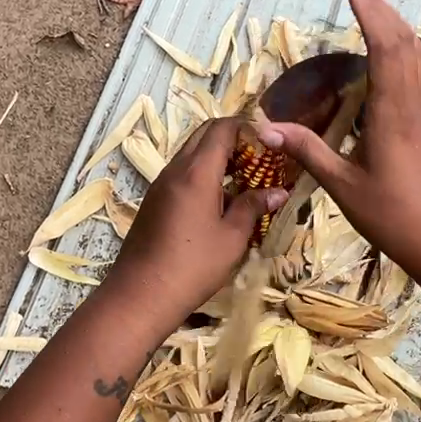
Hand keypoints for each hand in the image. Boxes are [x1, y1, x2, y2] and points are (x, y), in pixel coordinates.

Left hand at [105, 119, 287, 325]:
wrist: (141, 294)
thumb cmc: (193, 265)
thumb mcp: (232, 238)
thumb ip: (253, 207)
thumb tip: (279, 191)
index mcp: (196, 171)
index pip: (222, 128)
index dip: (247, 127)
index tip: (269, 142)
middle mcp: (176, 169)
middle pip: (204, 135)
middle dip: (233, 139)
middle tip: (259, 159)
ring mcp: (161, 183)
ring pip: (192, 154)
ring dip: (218, 158)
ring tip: (245, 180)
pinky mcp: (155, 199)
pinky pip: (182, 174)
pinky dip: (203, 174)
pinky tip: (221, 201)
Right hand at [258, 0, 420, 248]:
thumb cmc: (393, 216)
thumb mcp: (342, 186)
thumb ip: (307, 150)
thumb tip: (265, 128)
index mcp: (392, 112)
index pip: (384, 47)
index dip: (369, 11)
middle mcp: (413, 103)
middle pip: (404, 41)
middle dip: (381, 7)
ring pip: (416, 55)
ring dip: (395, 24)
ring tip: (372, 6)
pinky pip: (420, 73)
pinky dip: (404, 49)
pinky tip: (393, 51)